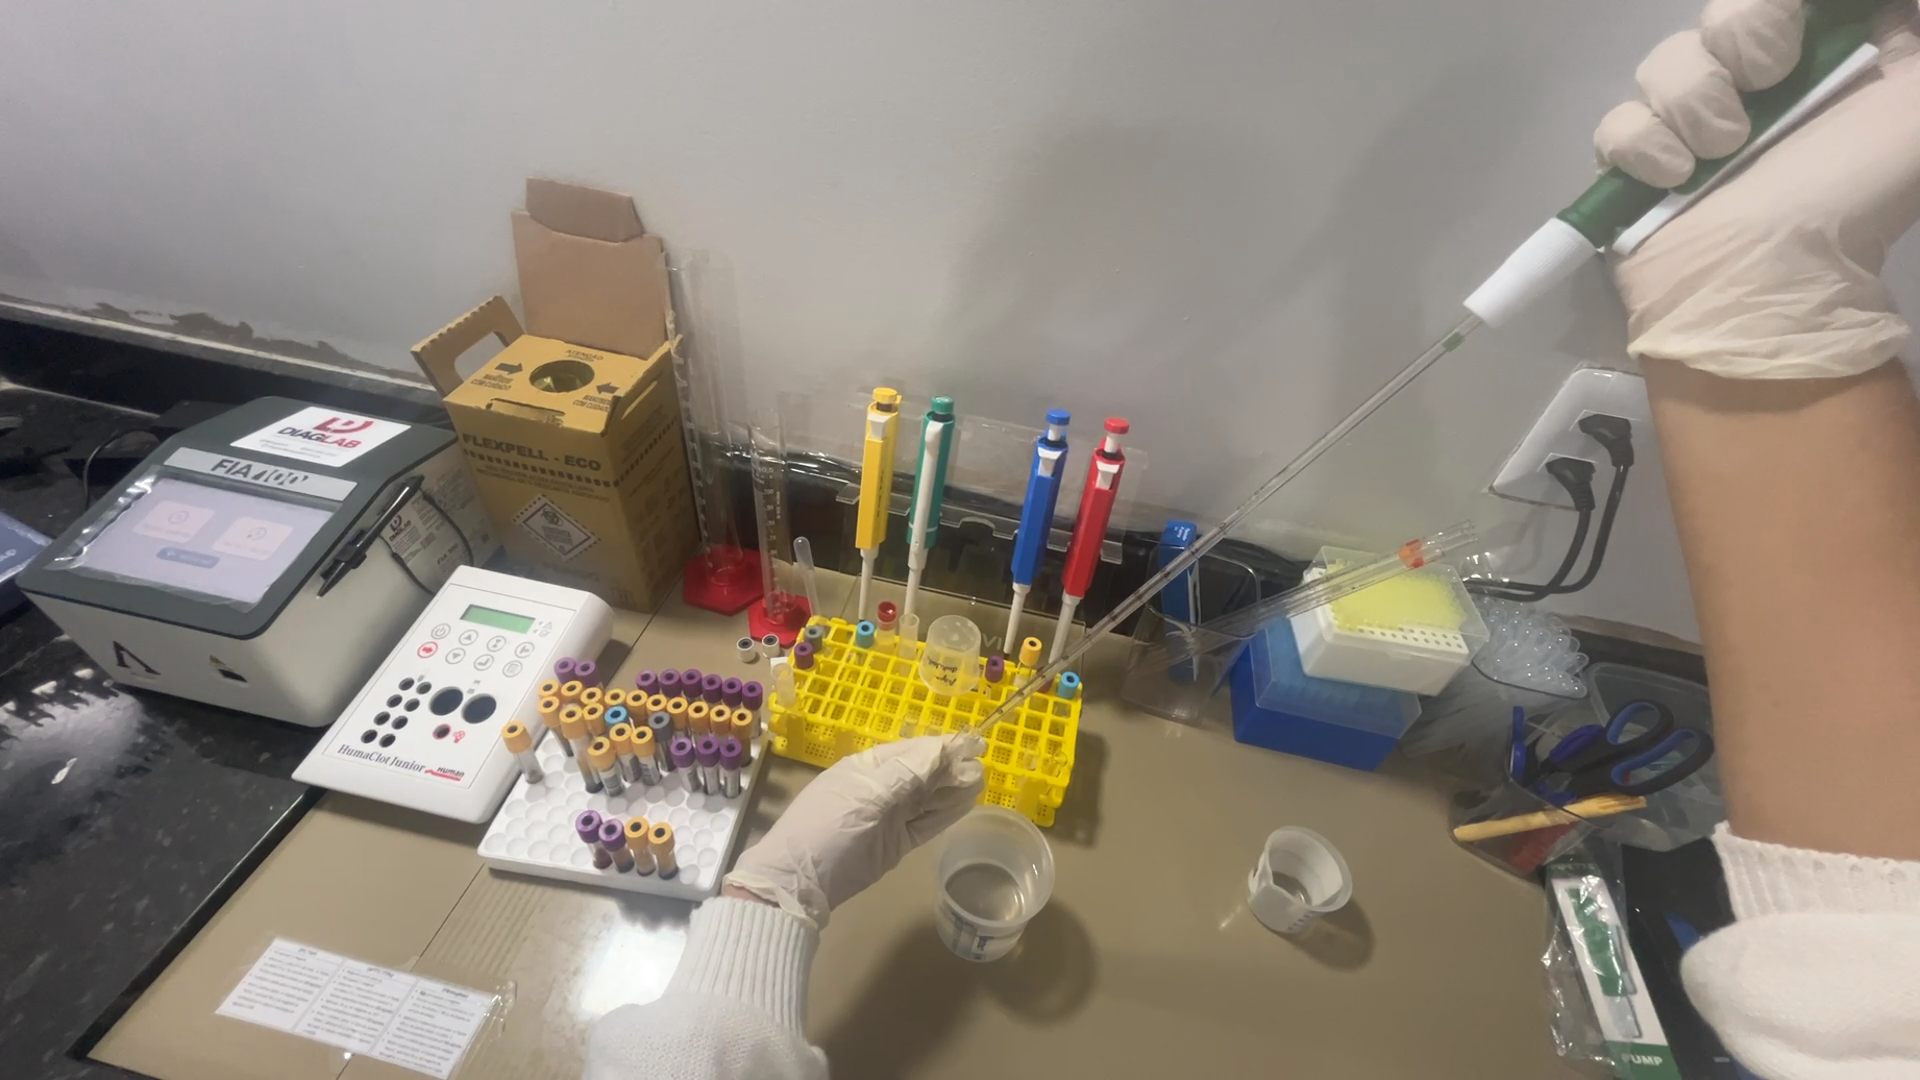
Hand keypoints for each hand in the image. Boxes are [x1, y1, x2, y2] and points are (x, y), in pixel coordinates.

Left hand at [725, 735, 985, 929]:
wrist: (799, 883)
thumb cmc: (829, 827)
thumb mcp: (868, 795)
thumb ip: (908, 773)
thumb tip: (943, 750)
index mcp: (869, 768)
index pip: (913, 750)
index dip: (943, 746)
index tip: (975, 742)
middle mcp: (880, 788)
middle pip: (923, 773)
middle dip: (951, 768)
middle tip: (983, 763)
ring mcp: (888, 817)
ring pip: (927, 798)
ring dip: (953, 789)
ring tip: (981, 779)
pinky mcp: (894, 844)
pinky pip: (925, 824)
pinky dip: (945, 813)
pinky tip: (966, 804)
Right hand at [1597, 1, 1919, 378]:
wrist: (1763, 271)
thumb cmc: (1851, 192)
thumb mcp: (1915, 101)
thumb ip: (1903, 37)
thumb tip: (1876, 15)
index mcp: (1828, 51)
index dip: (1778, 4)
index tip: (1805, 27)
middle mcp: (1752, 79)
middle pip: (1719, 11)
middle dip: (1741, 37)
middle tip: (1768, 86)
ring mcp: (1685, 123)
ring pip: (1662, 63)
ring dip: (1693, 103)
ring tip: (1718, 155)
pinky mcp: (1630, 165)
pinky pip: (1616, 125)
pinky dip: (1642, 148)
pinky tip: (1673, 179)